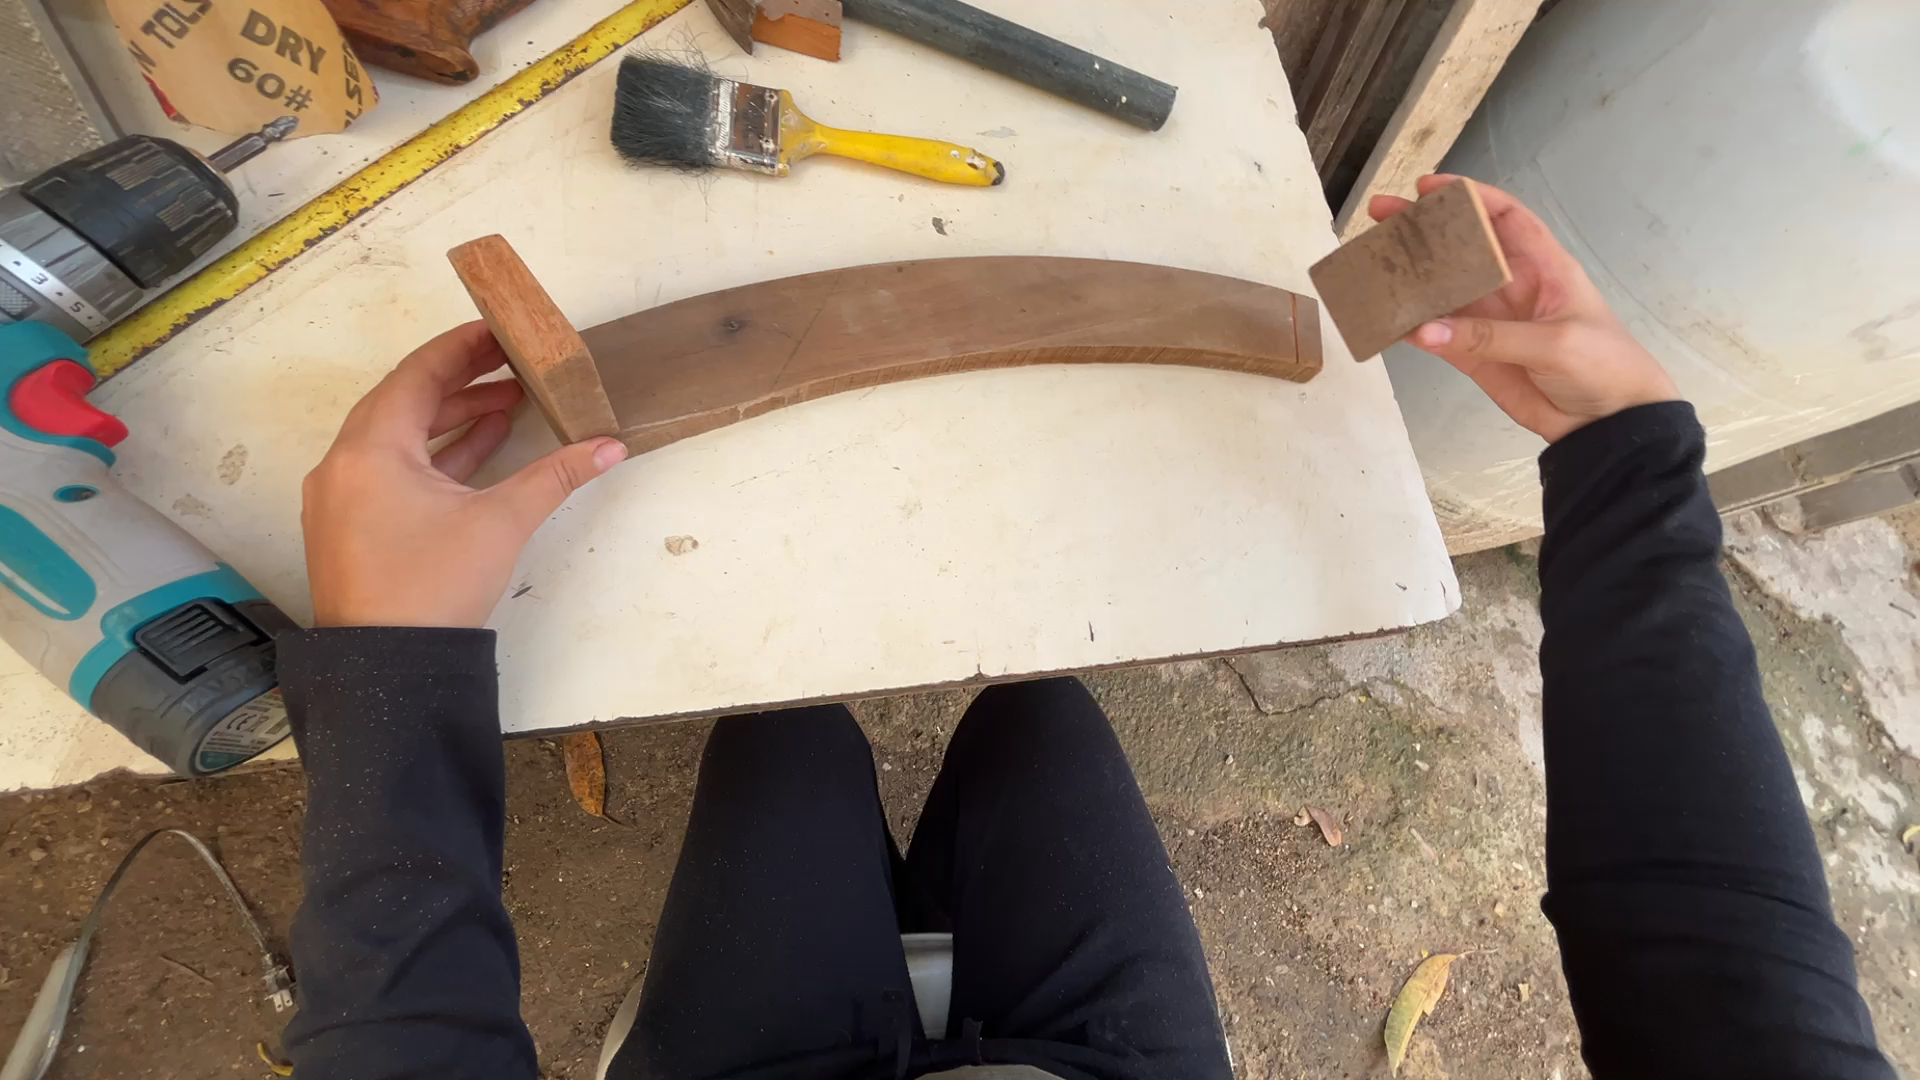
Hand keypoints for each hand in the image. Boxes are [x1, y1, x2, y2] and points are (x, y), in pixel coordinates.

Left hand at [303, 321, 627, 627]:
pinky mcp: (358, 522)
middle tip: (512, 363)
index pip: (417, 377)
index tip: (497, 331)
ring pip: (403, 436)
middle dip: (464, 381)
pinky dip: (441, 452)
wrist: (389, 662)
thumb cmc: (437, 582)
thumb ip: (558, 477)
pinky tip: (482, 447)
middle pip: (407, 402)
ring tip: (510, 403)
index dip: (460, 350)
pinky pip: (399, 467)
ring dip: (456, 417)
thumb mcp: (503, 521)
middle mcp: (347, 464)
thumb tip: (611, 446)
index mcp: (371, 450)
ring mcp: (347, 495)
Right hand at [1368, 175, 1680, 441]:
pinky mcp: (1469, 354)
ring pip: (1438, 290)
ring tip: (1369, 262)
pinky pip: (1431, 335)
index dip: (1468, 198)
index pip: (1504, 218)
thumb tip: (1423, 330)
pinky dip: (1405, 327)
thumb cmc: (1602, 366)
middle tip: (1380, 216)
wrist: (1604, 421)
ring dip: (1405, 277)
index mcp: (1543, 268)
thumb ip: (1488, 337)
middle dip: (1421, 231)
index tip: (1427, 188)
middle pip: (1459, 250)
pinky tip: (1380, 317)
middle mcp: (1509, 287)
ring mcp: (1486, 322)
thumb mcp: (1554, 343)